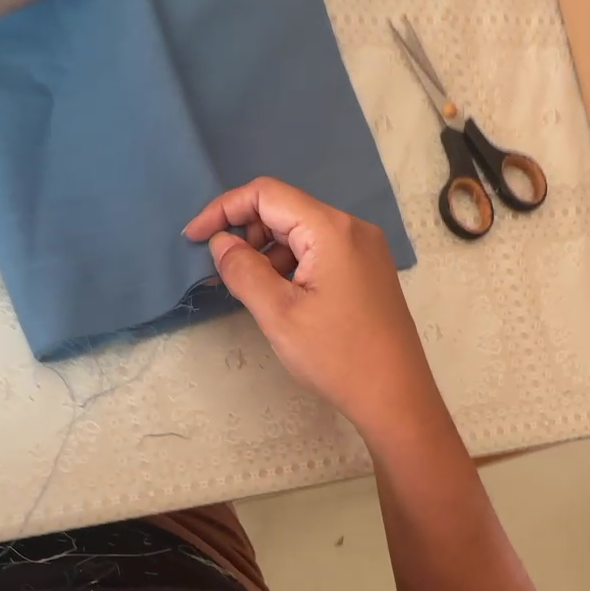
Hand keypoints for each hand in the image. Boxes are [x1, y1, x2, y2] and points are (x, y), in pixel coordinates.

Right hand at [184, 178, 444, 441]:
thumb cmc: (337, 357)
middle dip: (245, 234)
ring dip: (266, 254)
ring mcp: (364, 251)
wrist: (396, 396)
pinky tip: (277, 298)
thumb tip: (221, 243)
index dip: (224, 209)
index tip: (194, 238)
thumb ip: (244, 271)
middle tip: (222, 273)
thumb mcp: (279, 315)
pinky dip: (290, 267)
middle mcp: (351, 229)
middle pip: (285, 211)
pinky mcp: (367, 273)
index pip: (266, 194)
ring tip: (246, 292)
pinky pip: (319, 254)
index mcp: (330, 230)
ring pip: (301, 235)